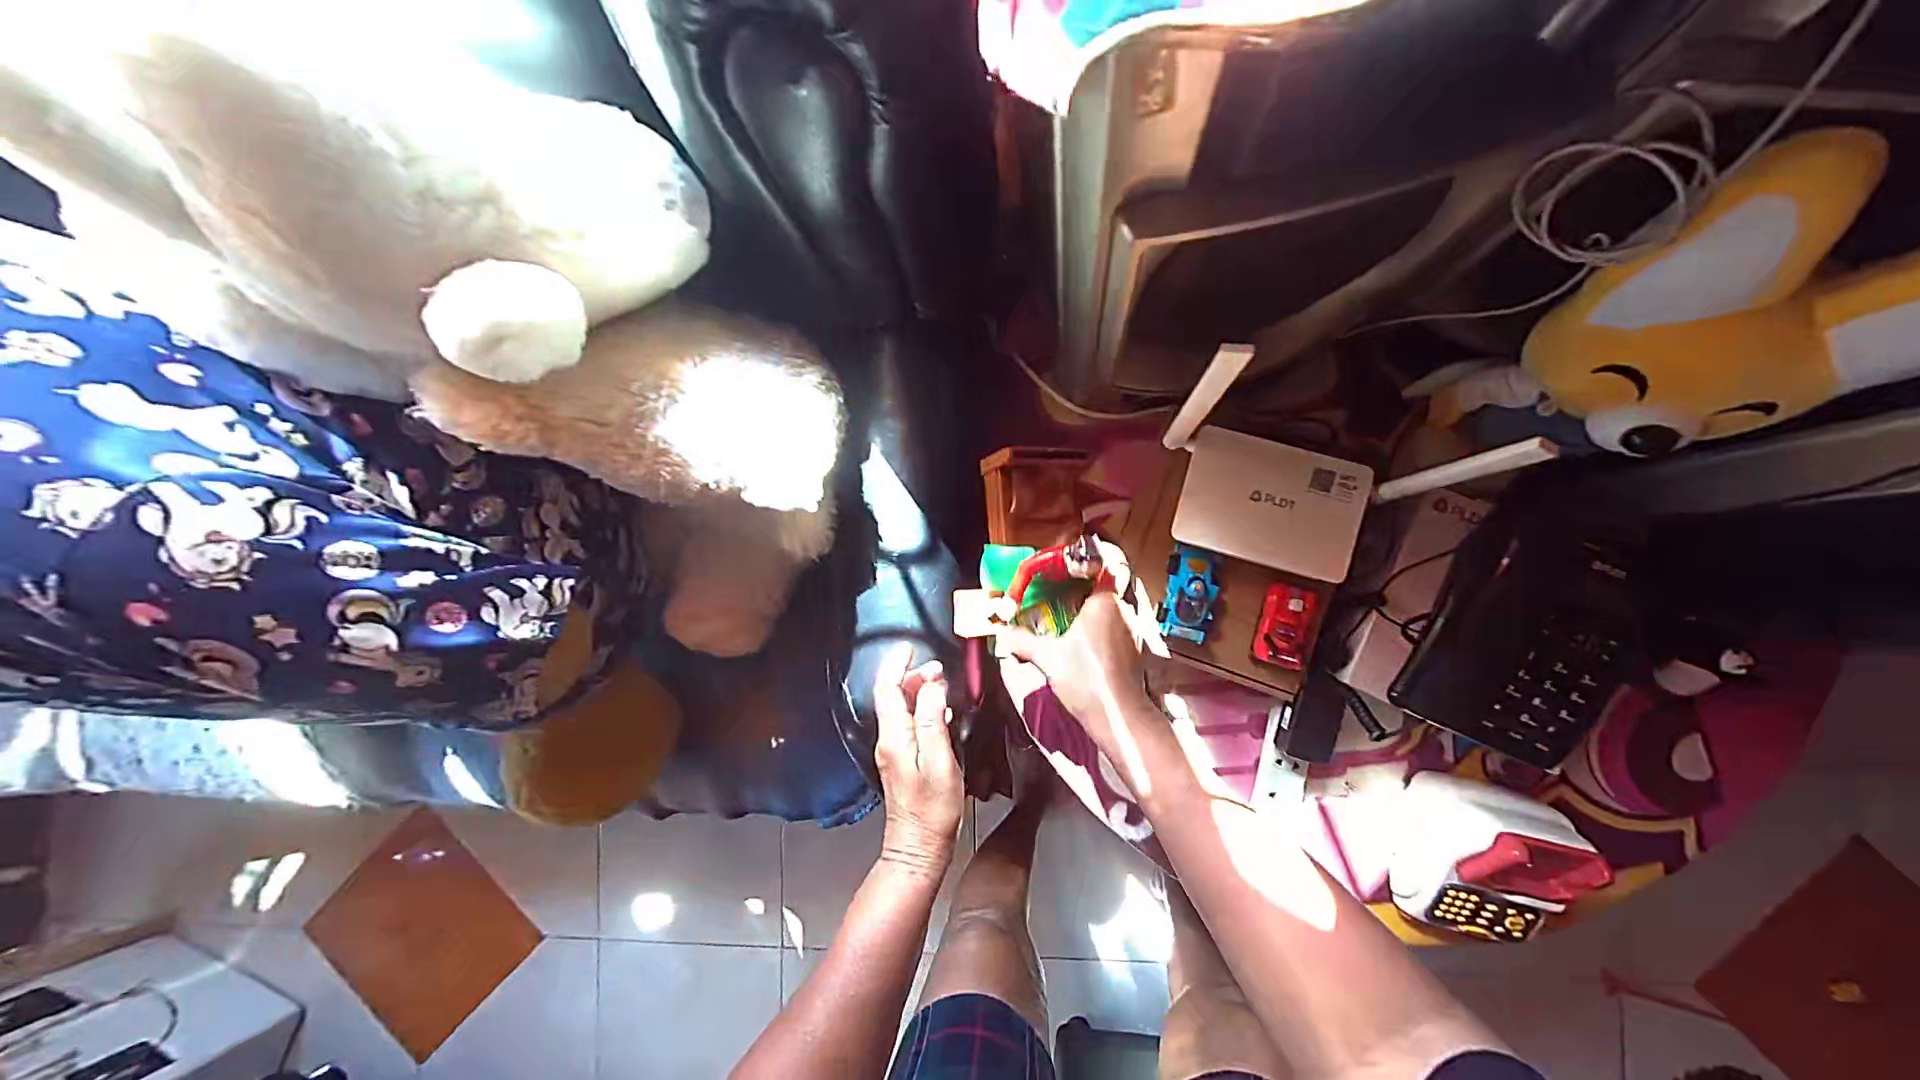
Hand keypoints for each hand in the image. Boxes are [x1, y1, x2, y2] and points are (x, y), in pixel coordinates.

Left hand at [872, 645, 963, 879]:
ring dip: (918, 692)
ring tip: (942, 685)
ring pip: (901, 710)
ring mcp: (894, 752)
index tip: (911, 647)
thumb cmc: (932, 811)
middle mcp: (888, 741)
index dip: (897, 664)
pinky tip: (941, 715)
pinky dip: (923, 711)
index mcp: (894, 737)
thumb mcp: (939, 760)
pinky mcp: (903, 763)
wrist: (918, 849)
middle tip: (939, 669)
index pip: (887, 688)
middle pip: (893, 697)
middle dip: (913, 676)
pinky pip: (909, 726)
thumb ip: (932, 719)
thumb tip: (932, 686)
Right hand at [997, 583, 1156, 755]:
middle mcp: (1124, 612)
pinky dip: (1100, 631)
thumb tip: (1006, 634)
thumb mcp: (1047, 657)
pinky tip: (1081, 644)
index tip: (1067, 570)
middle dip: (1083, 591)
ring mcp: (1132, 632)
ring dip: (1092, 613)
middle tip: (1059, 596)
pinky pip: (1116, 629)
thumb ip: (1023, 641)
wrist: (1118, 718)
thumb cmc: (1089, 681)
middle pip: (1105, 588)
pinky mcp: (1134, 651)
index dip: (1086, 564)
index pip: (1105, 566)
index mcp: (1105, 602)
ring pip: (1112, 610)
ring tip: (1068, 621)